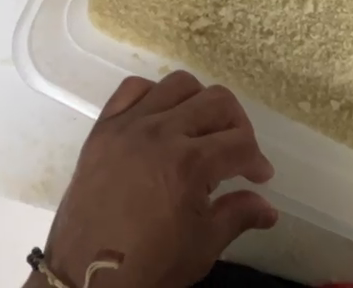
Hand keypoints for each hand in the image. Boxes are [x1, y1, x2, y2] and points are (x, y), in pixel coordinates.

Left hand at [39, 72, 277, 287]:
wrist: (82, 281)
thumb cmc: (147, 267)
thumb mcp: (201, 248)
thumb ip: (238, 216)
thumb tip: (269, 208)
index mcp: (189, 164)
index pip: (240, 143)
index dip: (256, 160)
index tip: (259, 175)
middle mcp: (162, 133)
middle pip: (217, 101)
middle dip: (237, 125)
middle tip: (237, 151)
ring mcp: (129, 126)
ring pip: (179, 84)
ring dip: (199, 102)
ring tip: (200, 129)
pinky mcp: (103, 127)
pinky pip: (133, 88)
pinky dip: (153, 95)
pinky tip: (161, 118)